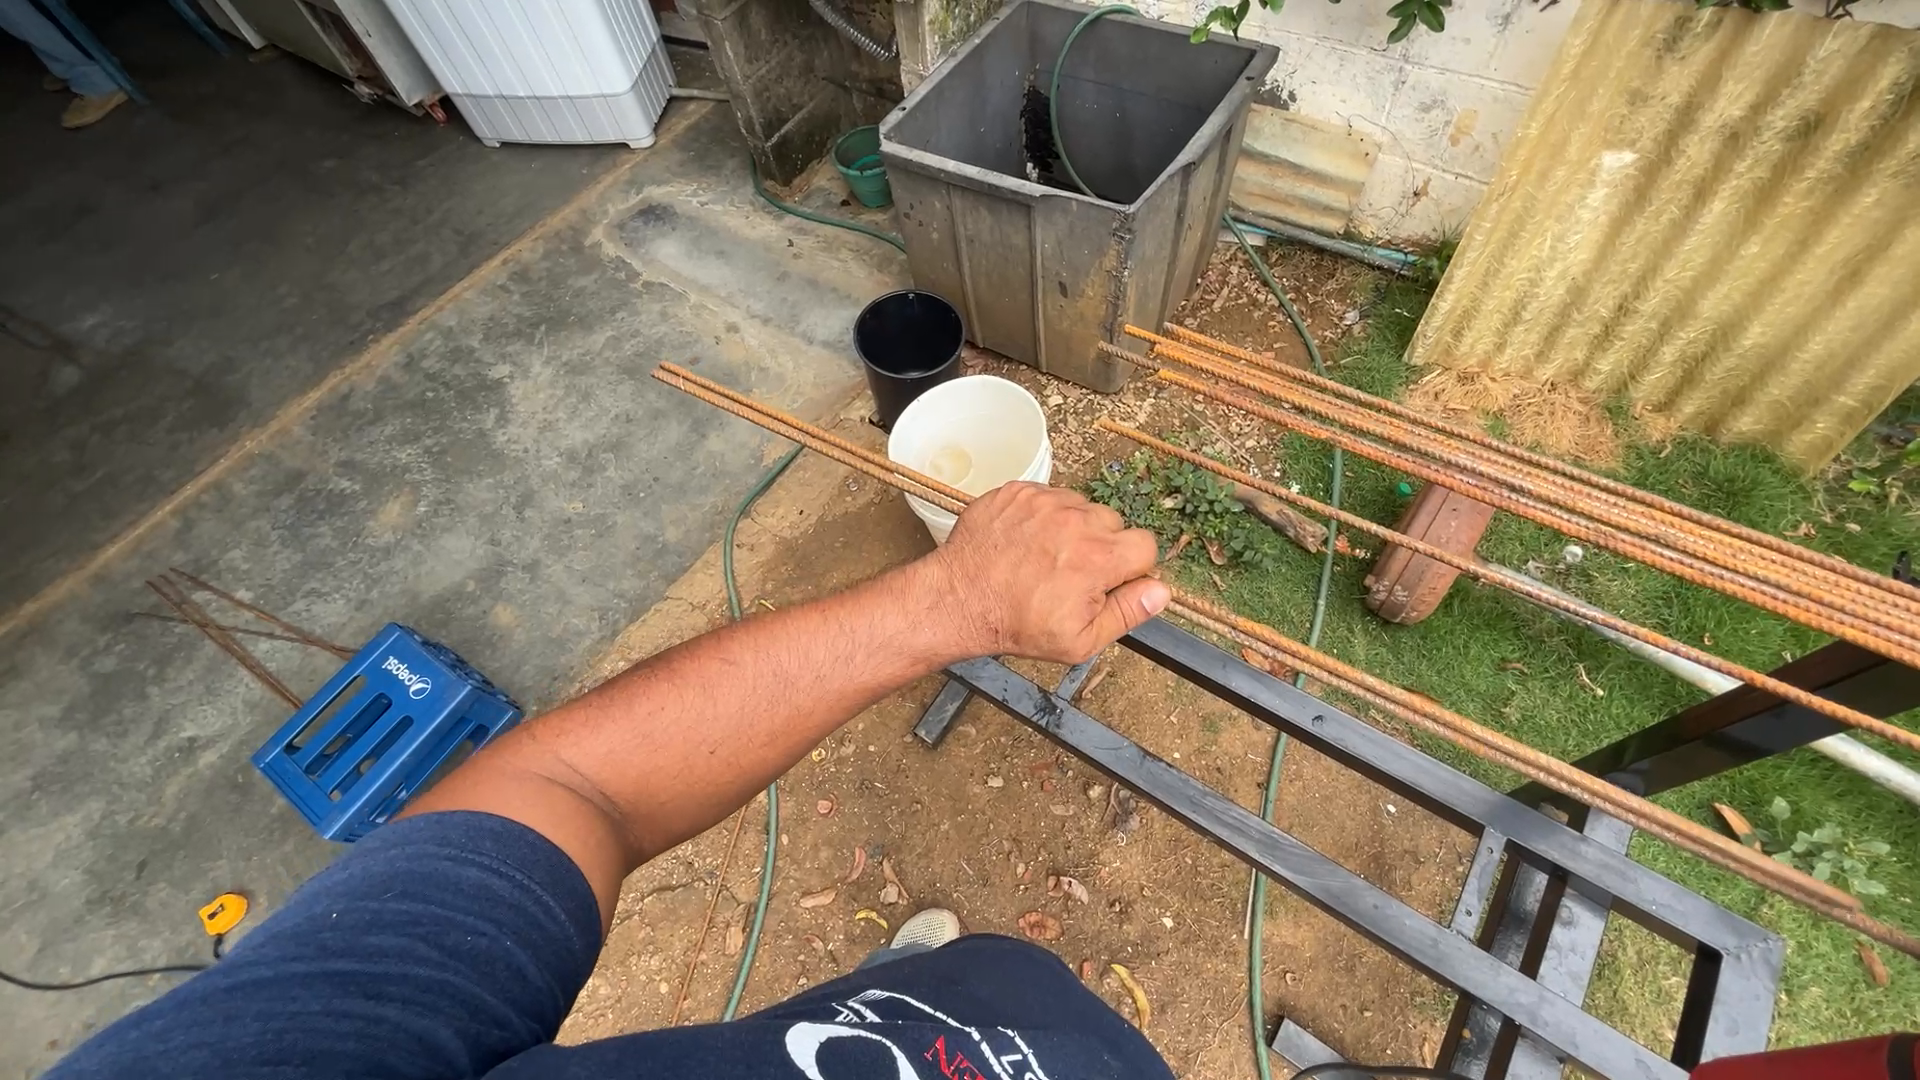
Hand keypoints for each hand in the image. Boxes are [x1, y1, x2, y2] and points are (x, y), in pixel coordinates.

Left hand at [928, 482, 1169, 663]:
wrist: (960, 599)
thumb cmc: (1017, 624)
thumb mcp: (1080, 640)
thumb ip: (1127, 613)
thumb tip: (1162, 592)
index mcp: (1098, 557)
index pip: (1145, 546)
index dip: (1130, 567)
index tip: (1107, 581)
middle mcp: (1075, 520)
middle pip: (1113, 524)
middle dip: (1100, 546)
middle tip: (1069, 572)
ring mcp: (1044, 501)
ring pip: (1080, 507)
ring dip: (1070, 527)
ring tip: (1043, 556)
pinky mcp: (1018, 491)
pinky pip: (1047, 496)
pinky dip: (1041, 515)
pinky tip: (1025, 541)